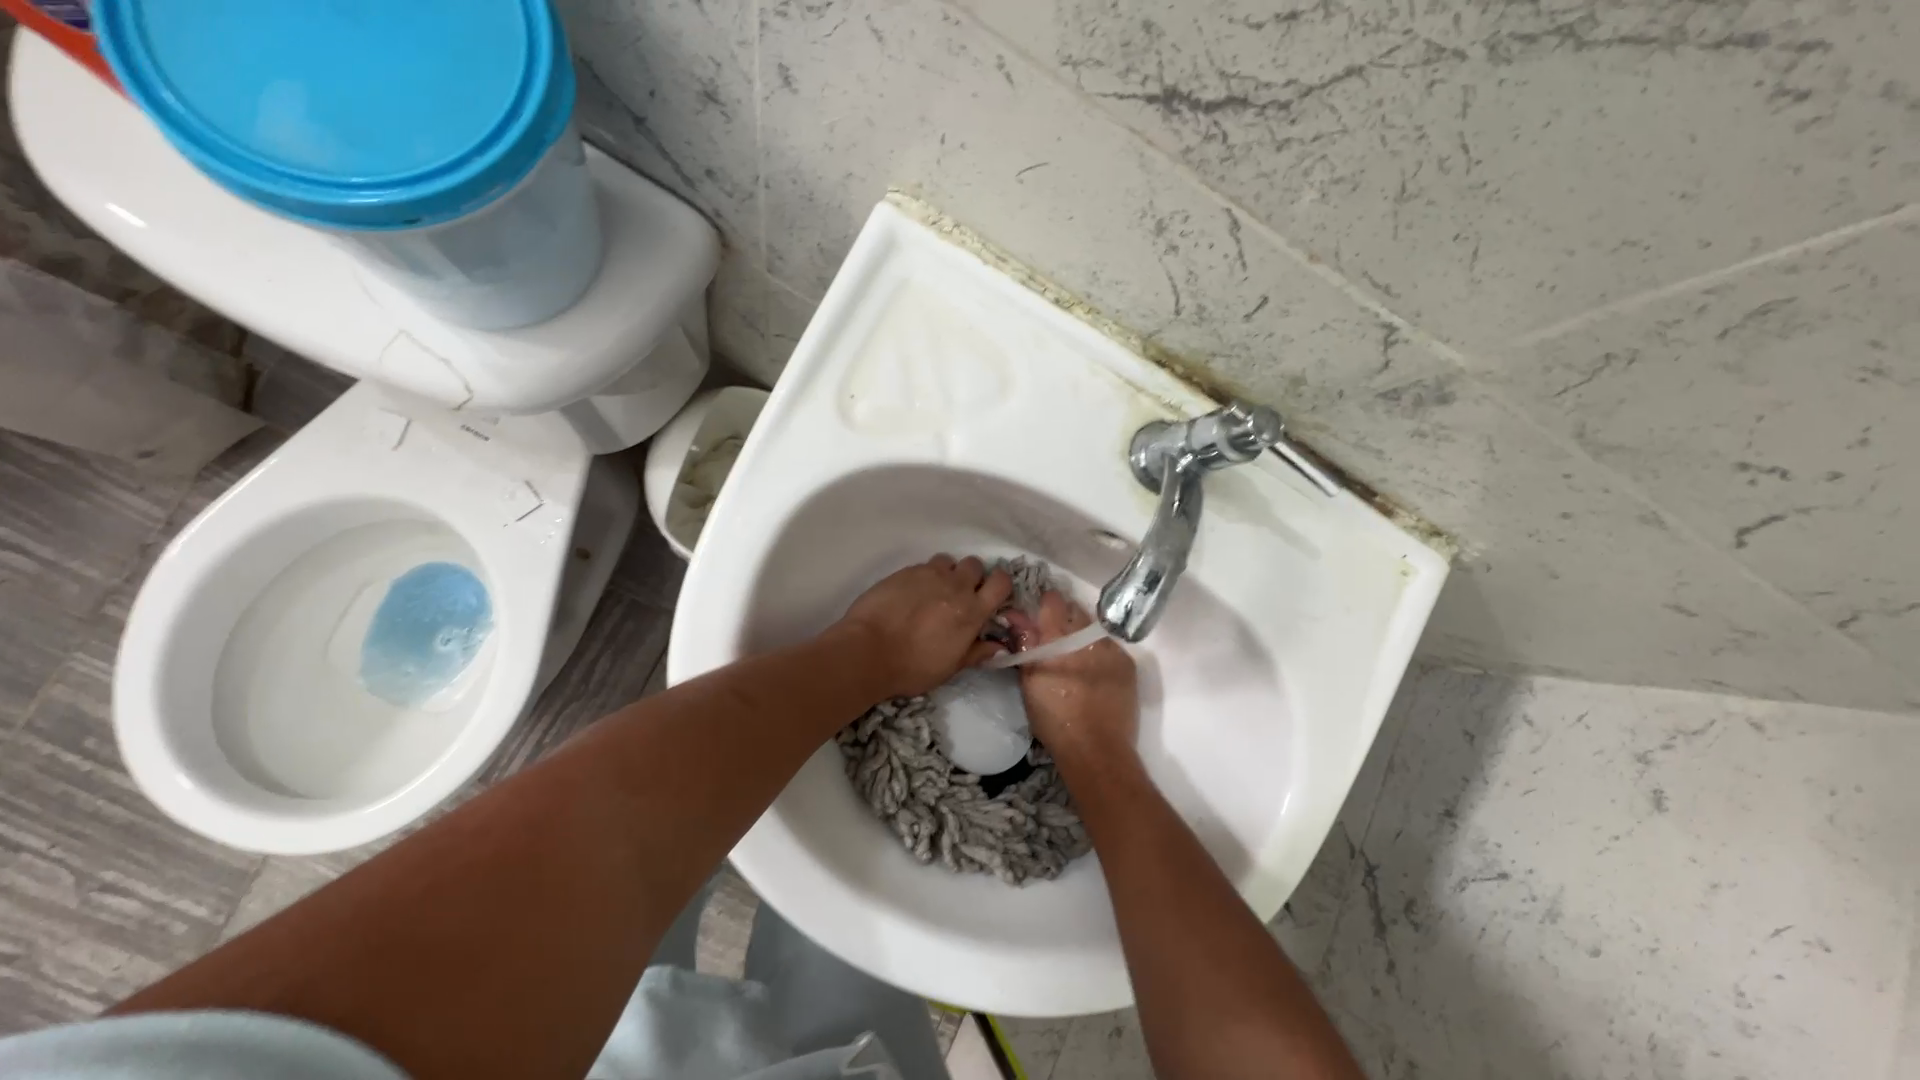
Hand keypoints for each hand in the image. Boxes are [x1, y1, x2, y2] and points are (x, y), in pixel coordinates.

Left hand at [838, 555, 1012, 699]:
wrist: (868, 651)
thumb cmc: (913, 667)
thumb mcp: (950, 667)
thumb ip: (976, 652)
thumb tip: (999, 647)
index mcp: (972, 611)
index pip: (1001, 582)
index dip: (1000, 585)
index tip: (991, 596)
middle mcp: (955, 586)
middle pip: (975, 565)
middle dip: (972, 576)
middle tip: (959, 595)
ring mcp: (928, 575)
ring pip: (948, 560)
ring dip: (946, 572)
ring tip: (933, 591)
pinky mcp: (904, 571)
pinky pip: (922, 566)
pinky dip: (923, 576)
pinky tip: (910, 594)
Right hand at [1003, 591, 1138, 768]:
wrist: (1096, 748)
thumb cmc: (1054, 720)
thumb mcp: (1029, 683)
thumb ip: (1024, 646)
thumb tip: (1016, 617)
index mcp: (1056, 639)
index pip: (1052, 602)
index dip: (1046, 604)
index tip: (1041, 615)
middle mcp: (1085, 637)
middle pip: (1075, 610)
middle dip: (1066, 618)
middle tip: (1058, 638)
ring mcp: (1110, 649)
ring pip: (1094, 628)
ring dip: (1084, 635)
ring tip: (1079, 656)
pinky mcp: (1127, 663)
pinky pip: (1111, 647)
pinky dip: (1101, 652)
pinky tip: (1097, 672)